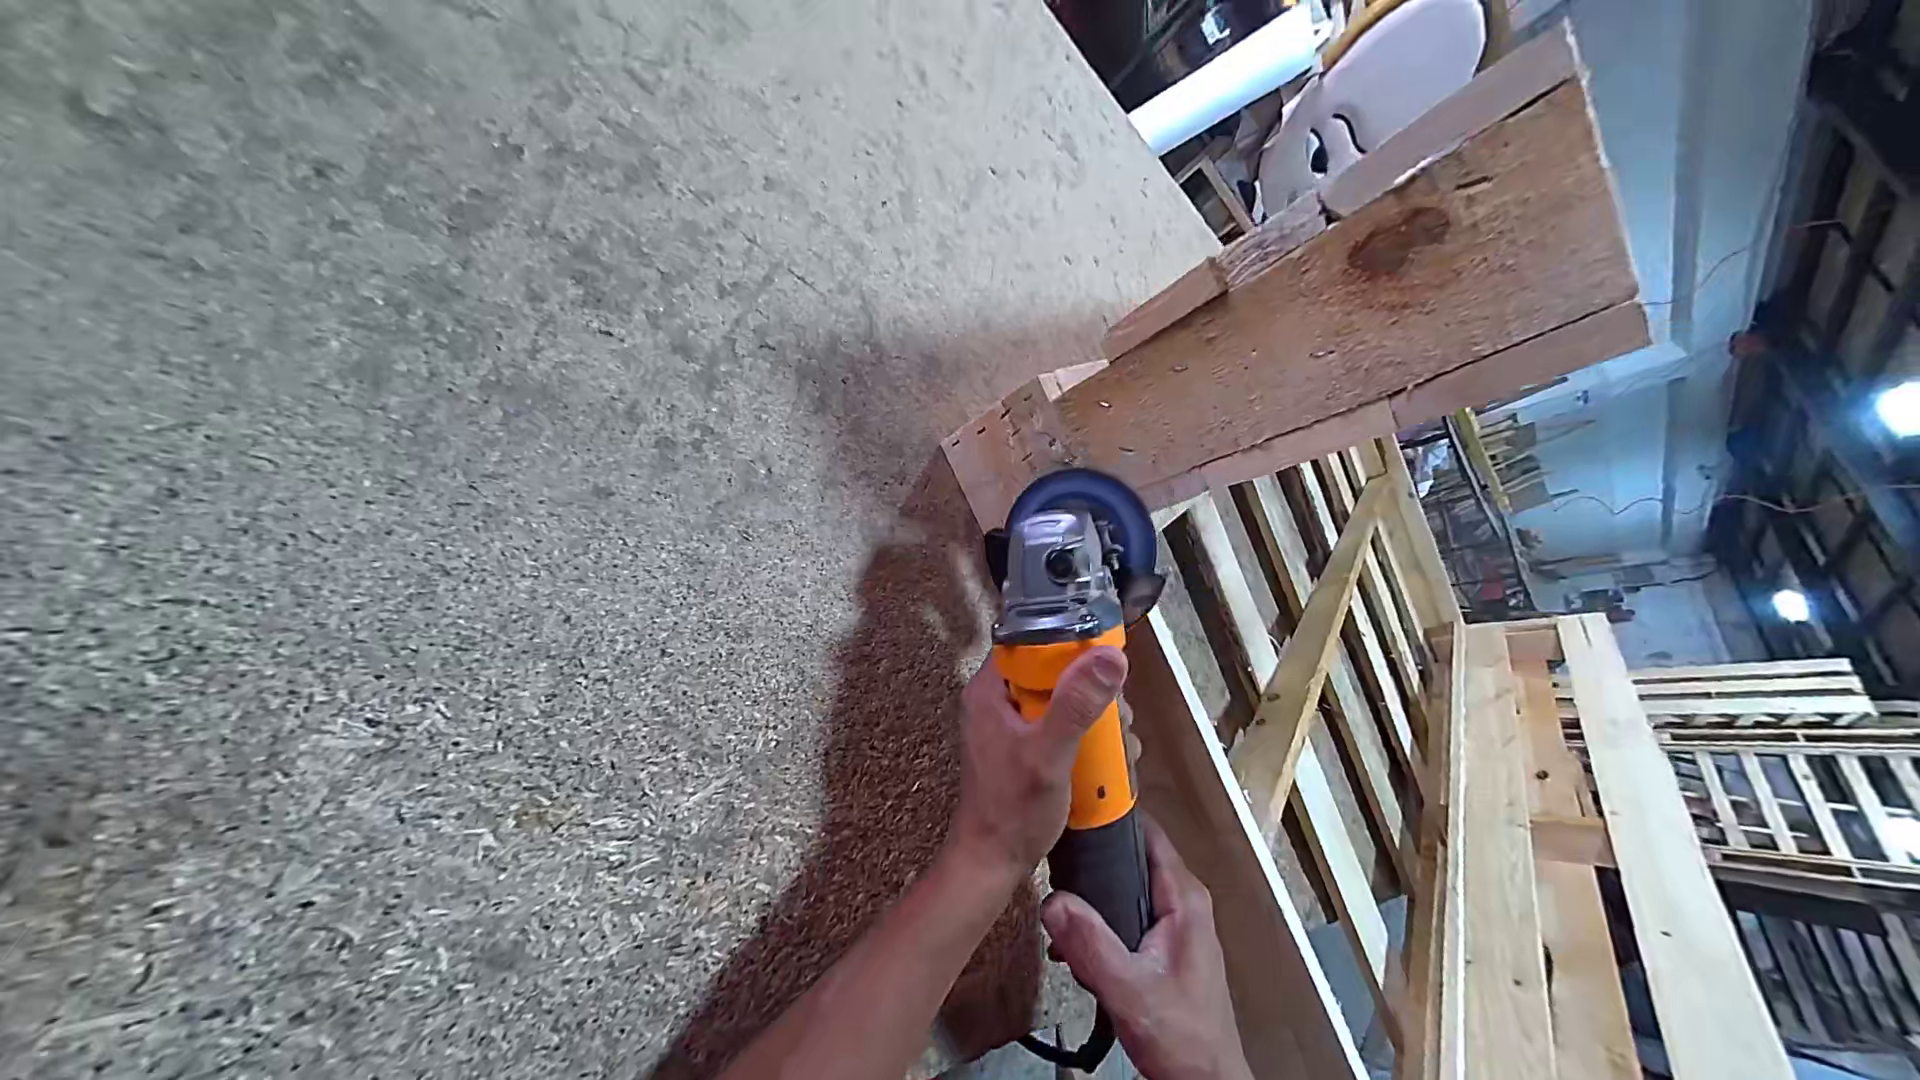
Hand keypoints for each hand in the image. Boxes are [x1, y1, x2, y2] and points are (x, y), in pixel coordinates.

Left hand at [947, 646, 1128, 878]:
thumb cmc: (1012, 809)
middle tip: (1116, 714)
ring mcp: (1008, 725)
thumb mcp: (1049, 754)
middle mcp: (996, 700)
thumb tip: (1110, 656)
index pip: (1028, 642)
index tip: (1102, 661)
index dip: (1067, 645)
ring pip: (1059, 699)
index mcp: (989, 689)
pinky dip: (1082, 735)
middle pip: (1050, 671)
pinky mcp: (1022, 746)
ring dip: (1092, 716)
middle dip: (1089, 689)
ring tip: (1118, 740)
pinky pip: (1057, 724)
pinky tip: (1106, 757)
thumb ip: (1076, 705)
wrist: (992, 862)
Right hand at [1039, 818, 1251, 1079]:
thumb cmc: (1181, 1037)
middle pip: (1130, 853)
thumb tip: (1050, 900)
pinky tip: (1073, 937)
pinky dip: (1099, 914)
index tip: (1070, 810)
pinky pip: (1125, 907)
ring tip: (1057, 900)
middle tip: (1052, 860)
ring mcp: (1173, 918)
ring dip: (1091, 891)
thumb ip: (1092, 945)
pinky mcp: (1162, 939)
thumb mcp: (1131, 991)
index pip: (1144, 830)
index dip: (1109, 814)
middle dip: (1091, 855)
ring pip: (1125, 881)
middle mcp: (1180, 897)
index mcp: (1182, 894)